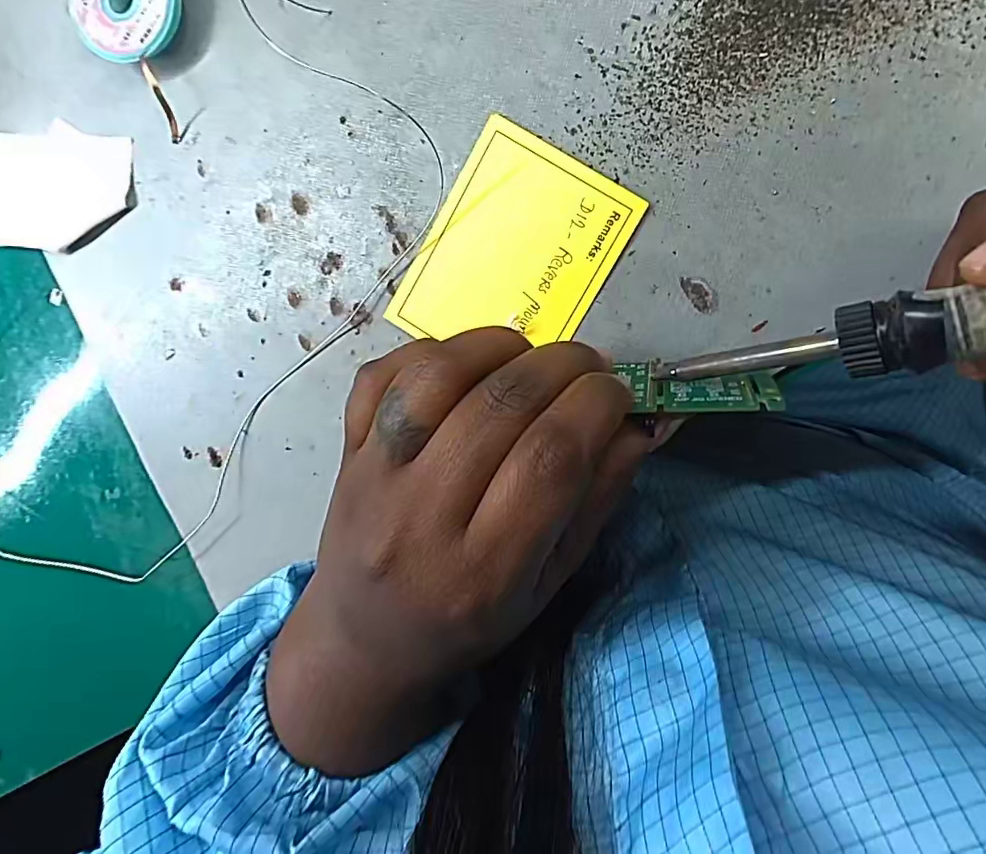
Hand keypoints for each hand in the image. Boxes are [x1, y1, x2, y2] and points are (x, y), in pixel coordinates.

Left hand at [266, 328, 651, 775]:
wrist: (367, 639)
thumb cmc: (474, 618)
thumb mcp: (553, 579)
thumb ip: (599, 498)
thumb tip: (639, 423)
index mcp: (484, 570)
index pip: (551, 458)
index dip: (596, 406)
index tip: (620, 393)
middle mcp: (420, 520)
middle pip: (501, 406)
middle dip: (564, 366)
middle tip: (591, 367)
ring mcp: (371, 478)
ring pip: (438, 376)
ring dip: (502, 346)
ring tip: (533, 355)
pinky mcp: (345, 449)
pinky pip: (385, 374)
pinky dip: (437, 350)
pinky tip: (471, 364)